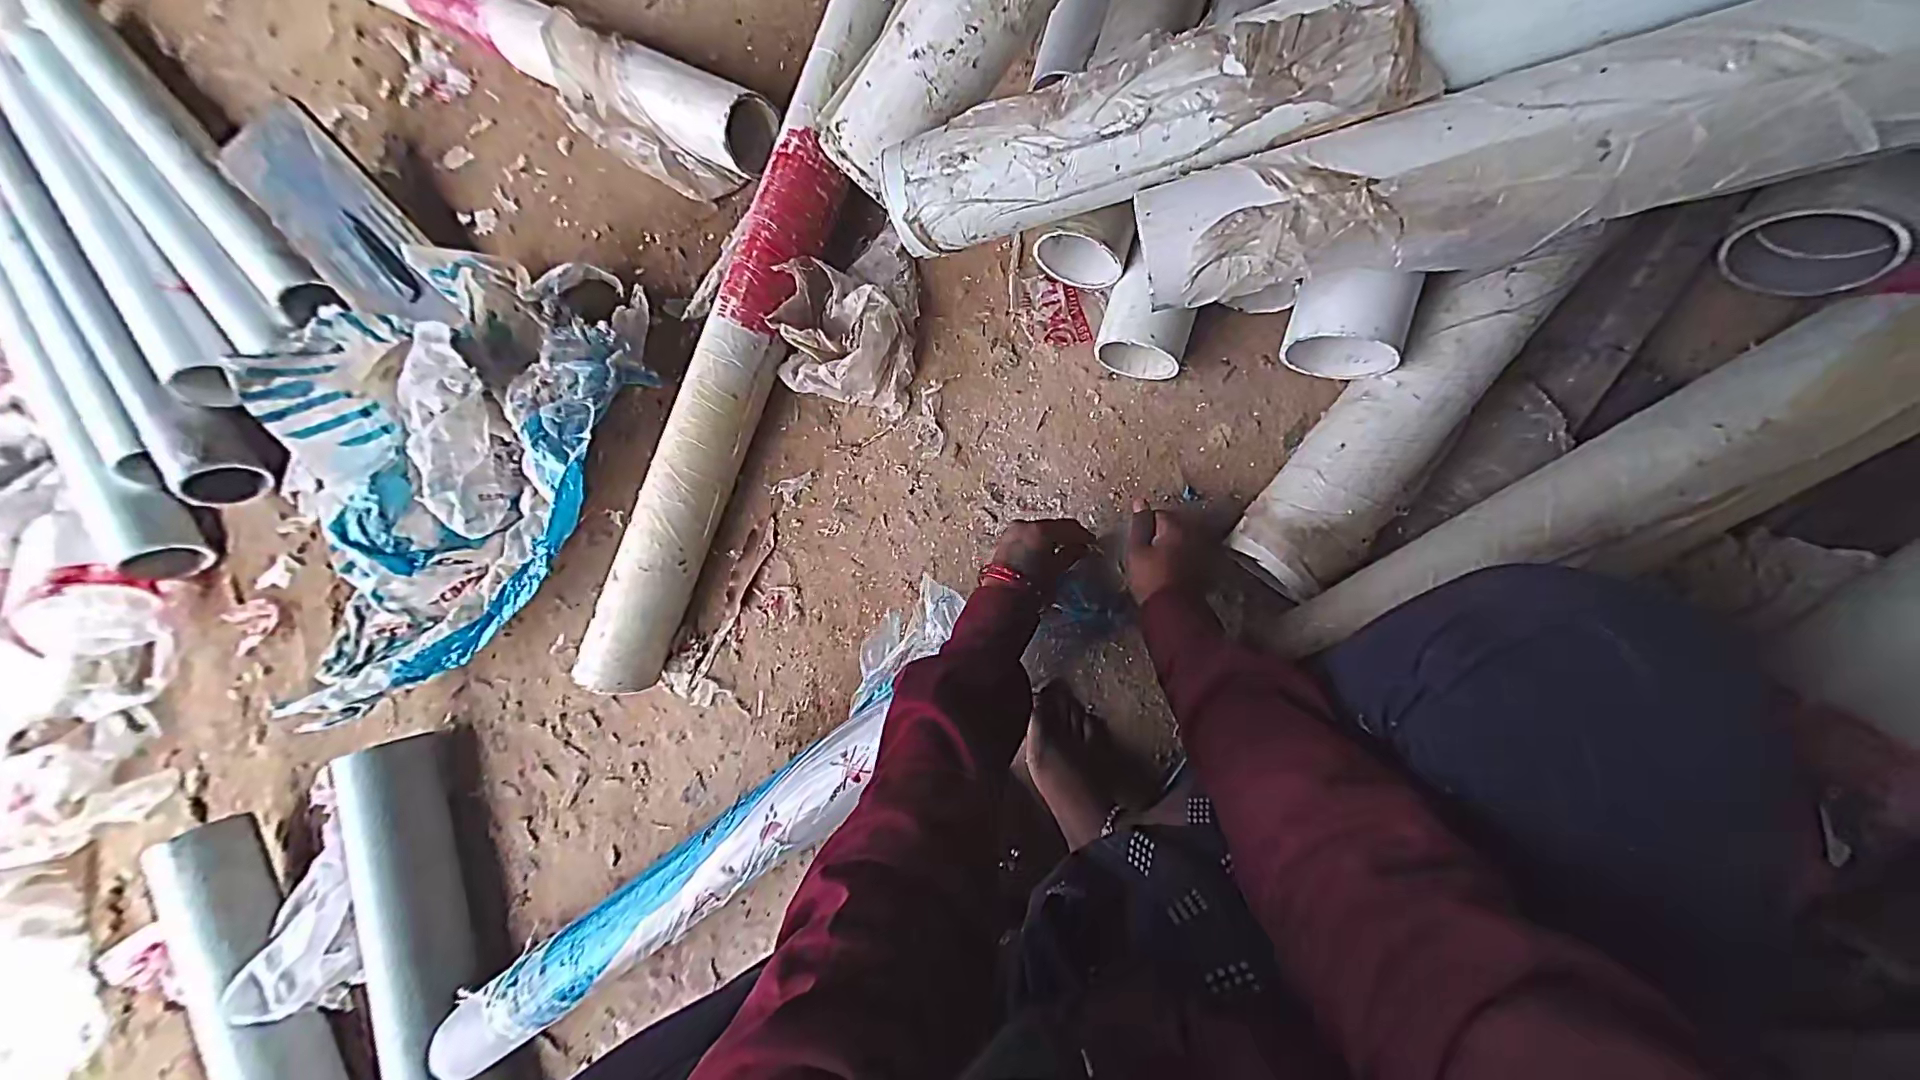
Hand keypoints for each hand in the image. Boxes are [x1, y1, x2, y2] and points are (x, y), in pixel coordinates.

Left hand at [988, 519, 1094, 594]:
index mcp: (1041, 530)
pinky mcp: (1005, 541)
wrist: (1002, 598)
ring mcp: (1013, 532)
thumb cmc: (1031, 586)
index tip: (1091, 543)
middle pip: (1053, 526)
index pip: (1069, 527)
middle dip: (1066, 536)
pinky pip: (1028, 536)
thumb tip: (1080, 549)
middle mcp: (1025, 526)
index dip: (1082, 535)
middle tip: (1079, 547)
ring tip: (1062, 552)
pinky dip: (1038, 542)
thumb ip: (1071, 555)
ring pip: (1039, 530)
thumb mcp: (1056, 571)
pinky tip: (1045, 553)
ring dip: (1052, 539)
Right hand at [1126, 497, 1200, 604]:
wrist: (1173, 611)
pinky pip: (1192, 554)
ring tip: (1160, 561)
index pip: (1159, 514)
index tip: (1139, 542)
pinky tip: (1173, 571)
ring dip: (1173, 545)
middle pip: (1175, 526)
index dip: (1146, 526)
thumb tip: (1140, 502)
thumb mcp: (1136, 550)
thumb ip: (1139, 524)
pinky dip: (1183, 558)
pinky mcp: (1207, 567)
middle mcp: (1194, 534)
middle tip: (1148, 551)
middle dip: (1162, 533)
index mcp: (1176, 527)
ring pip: (1184, 540)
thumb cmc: (1150, 579)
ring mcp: (1203, 551)